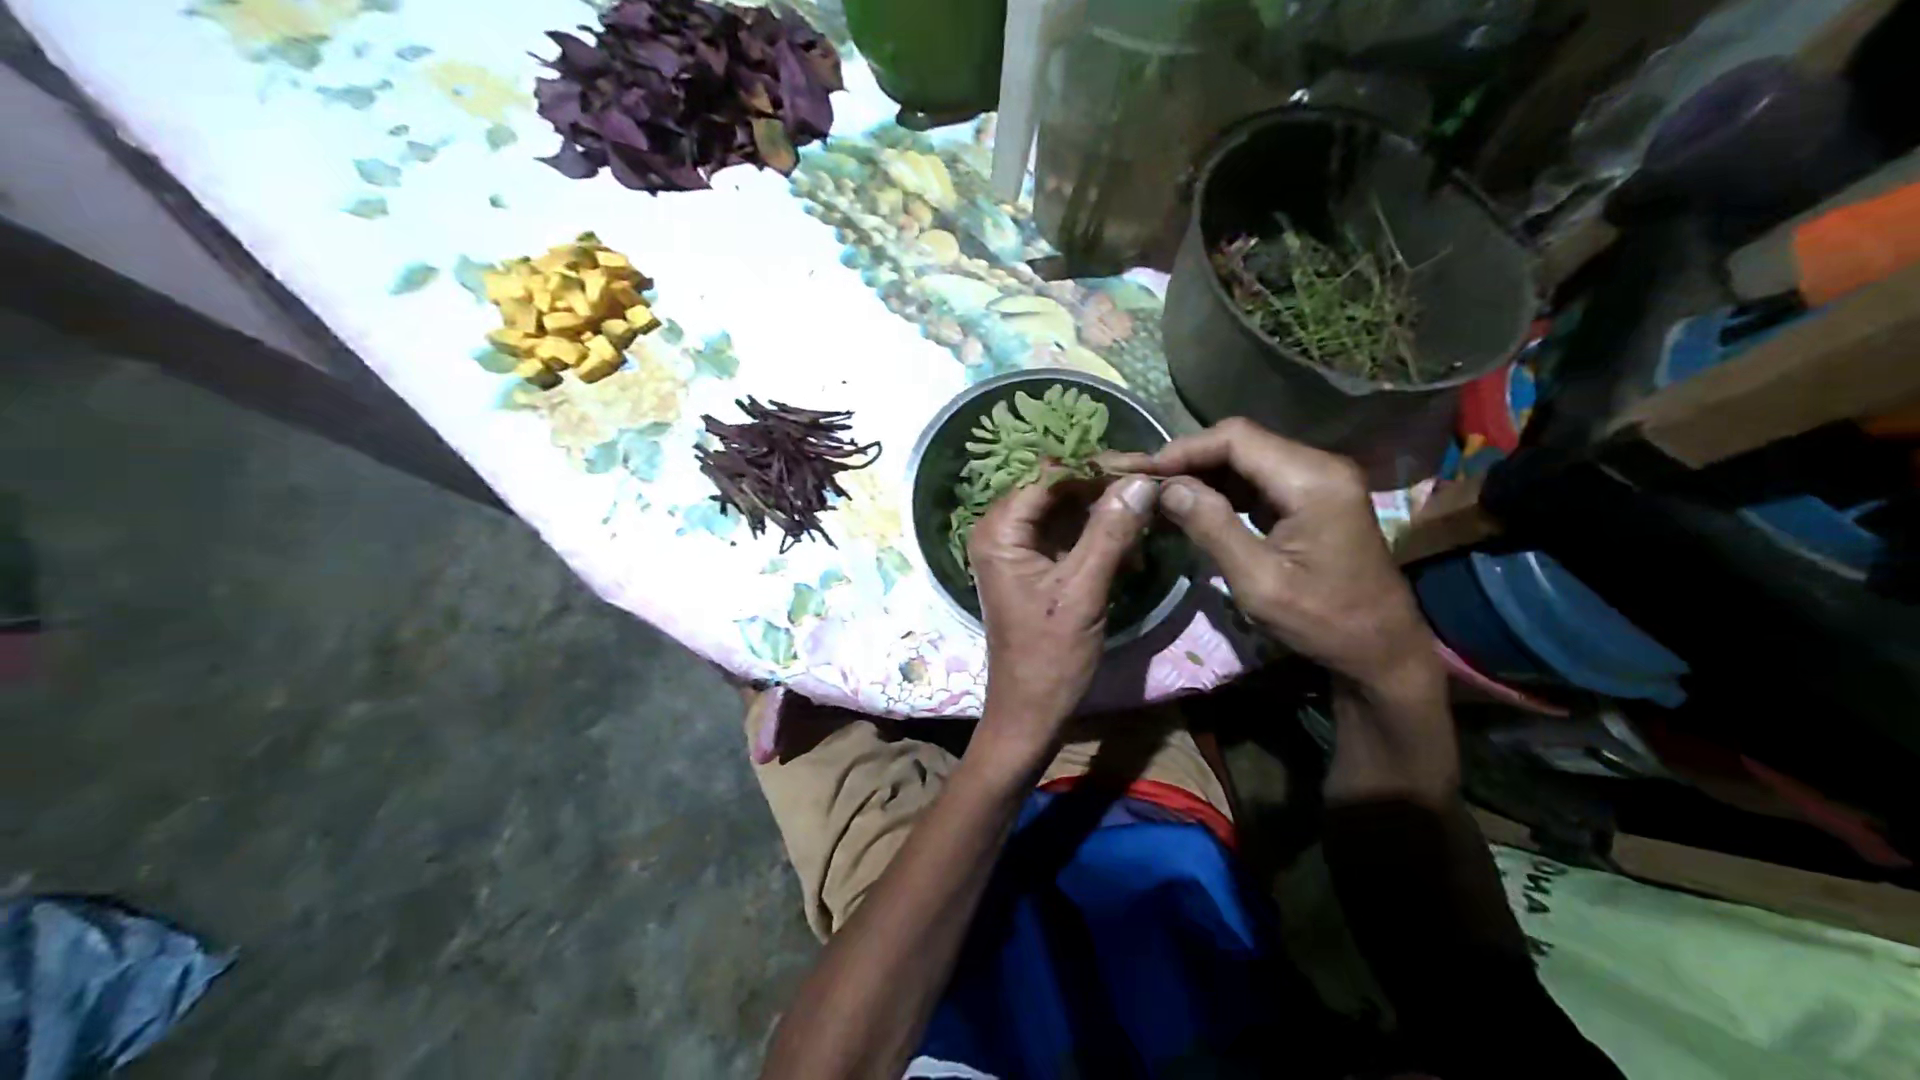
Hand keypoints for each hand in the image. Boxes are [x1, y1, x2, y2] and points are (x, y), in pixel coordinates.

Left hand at [969, 473, 1158, 753]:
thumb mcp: (1083, 591)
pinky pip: (1069, 534)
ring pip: (1067, 509)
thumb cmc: (1050, 656)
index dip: (1096, 466)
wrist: (1030, 710)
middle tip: (1152, 487)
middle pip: (1057, 487)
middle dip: (1104, 486)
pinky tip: (1131, 547)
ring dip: (1106, 511)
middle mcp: (1002, 529)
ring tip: (1148, 517)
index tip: (1144, 466)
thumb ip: (1110, 533)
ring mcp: (1018, 547)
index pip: (1049, 475)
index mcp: (1000, 530)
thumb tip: (1141, 481)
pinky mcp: (1036, 564)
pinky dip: (1100, 535)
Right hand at [1120, 419, 1438, 690]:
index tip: (1143, 474)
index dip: (1184, 450)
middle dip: (1189, 459)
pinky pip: (1259, 478)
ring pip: (1247, 457)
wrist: (1381, 649)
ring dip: (1203, 473)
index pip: (1236, 438)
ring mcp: (1320, 479)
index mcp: (1312, 480)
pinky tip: (1194, 506)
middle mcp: (1320, 466)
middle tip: (1145, 484)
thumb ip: (1212, 527)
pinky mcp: (1313, 497)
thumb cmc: (1323, 620)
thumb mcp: (1259, 581)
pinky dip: (1223, 488)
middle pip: (1241, 442)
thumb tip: (1166, 488)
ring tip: (1161, 495)